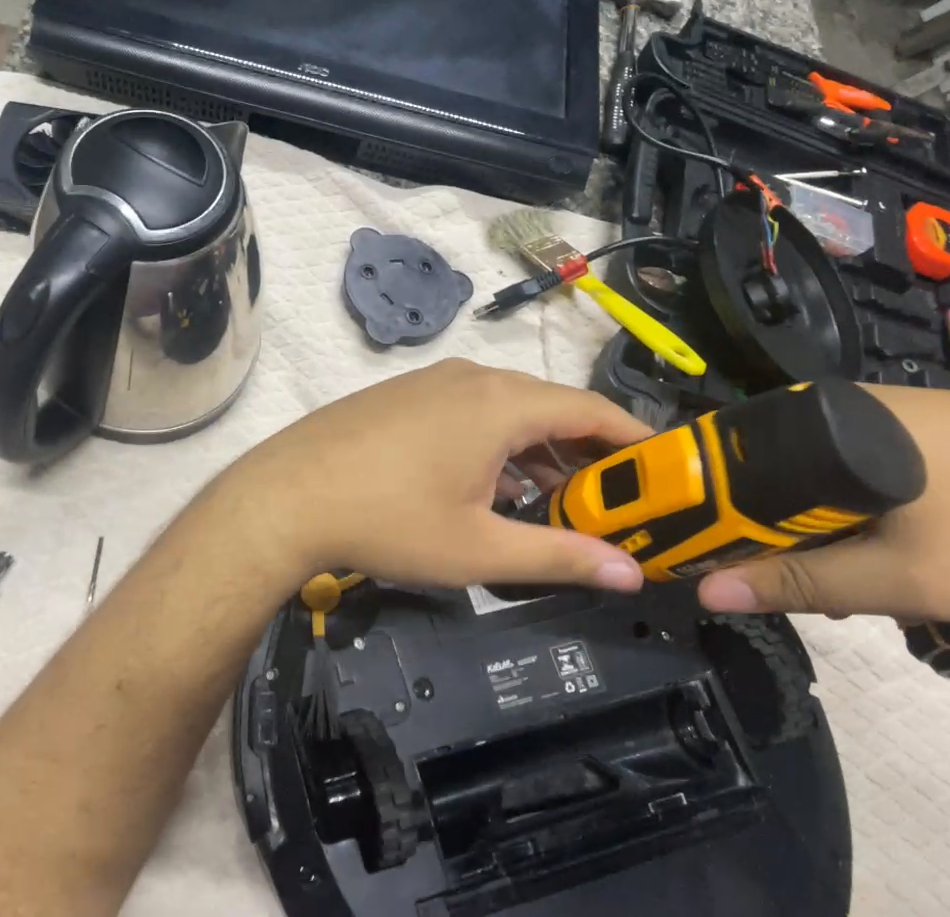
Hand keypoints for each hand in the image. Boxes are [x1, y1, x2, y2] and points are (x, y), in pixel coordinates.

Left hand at [202, 360, 653, 592]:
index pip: (592, 409)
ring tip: (555, 503)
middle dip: (585, 454)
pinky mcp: (398, 396)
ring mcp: (428, 382)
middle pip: (549, 407)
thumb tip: (630, 572)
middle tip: (613, 503)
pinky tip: (488, 487)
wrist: (283, 498)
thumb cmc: (387, 521)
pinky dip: (493, 443)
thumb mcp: (479, 549)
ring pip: (505, 409)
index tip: (666, 474)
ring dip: (536, 451)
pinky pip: (466, 411)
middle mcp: (469, 377)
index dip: (635, 441)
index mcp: (501, 403)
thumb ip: (559, 556)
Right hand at [699, 384, 949, 621]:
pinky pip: (864, 465)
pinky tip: (908, 542)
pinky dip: (865, 508)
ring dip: (829, 526)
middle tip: (825, 590)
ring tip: (874, 576)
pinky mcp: (934, 421)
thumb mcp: (905, 577)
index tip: (732, 569)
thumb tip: (705, 590)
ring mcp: (896, 408)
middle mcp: (849, 402)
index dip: (717, 521)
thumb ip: (800, 583)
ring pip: (821, 474)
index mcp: (825, 421)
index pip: (730, 467)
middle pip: (775, 473)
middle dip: (784, 535)